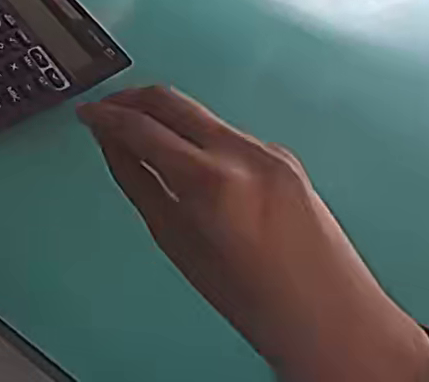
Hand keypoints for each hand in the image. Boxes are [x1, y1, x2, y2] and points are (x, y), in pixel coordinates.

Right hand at [78, 87, 428, 381]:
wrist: (342, 329)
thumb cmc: (252, 301)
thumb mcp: (178, 243)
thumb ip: (137, 181)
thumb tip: (109, 141)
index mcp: (212, 182)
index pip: (142, 127)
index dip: (106, 115)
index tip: (85, 113)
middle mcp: (241, 152)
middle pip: (169, 99)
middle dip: (129, 98)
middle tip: (104, 110)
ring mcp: (267, 148)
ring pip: (196, 111)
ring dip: (161, 114)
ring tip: (137, 132)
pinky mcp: (283, 154)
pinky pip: (224, 131)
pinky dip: (194, 134)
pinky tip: (186, 158)